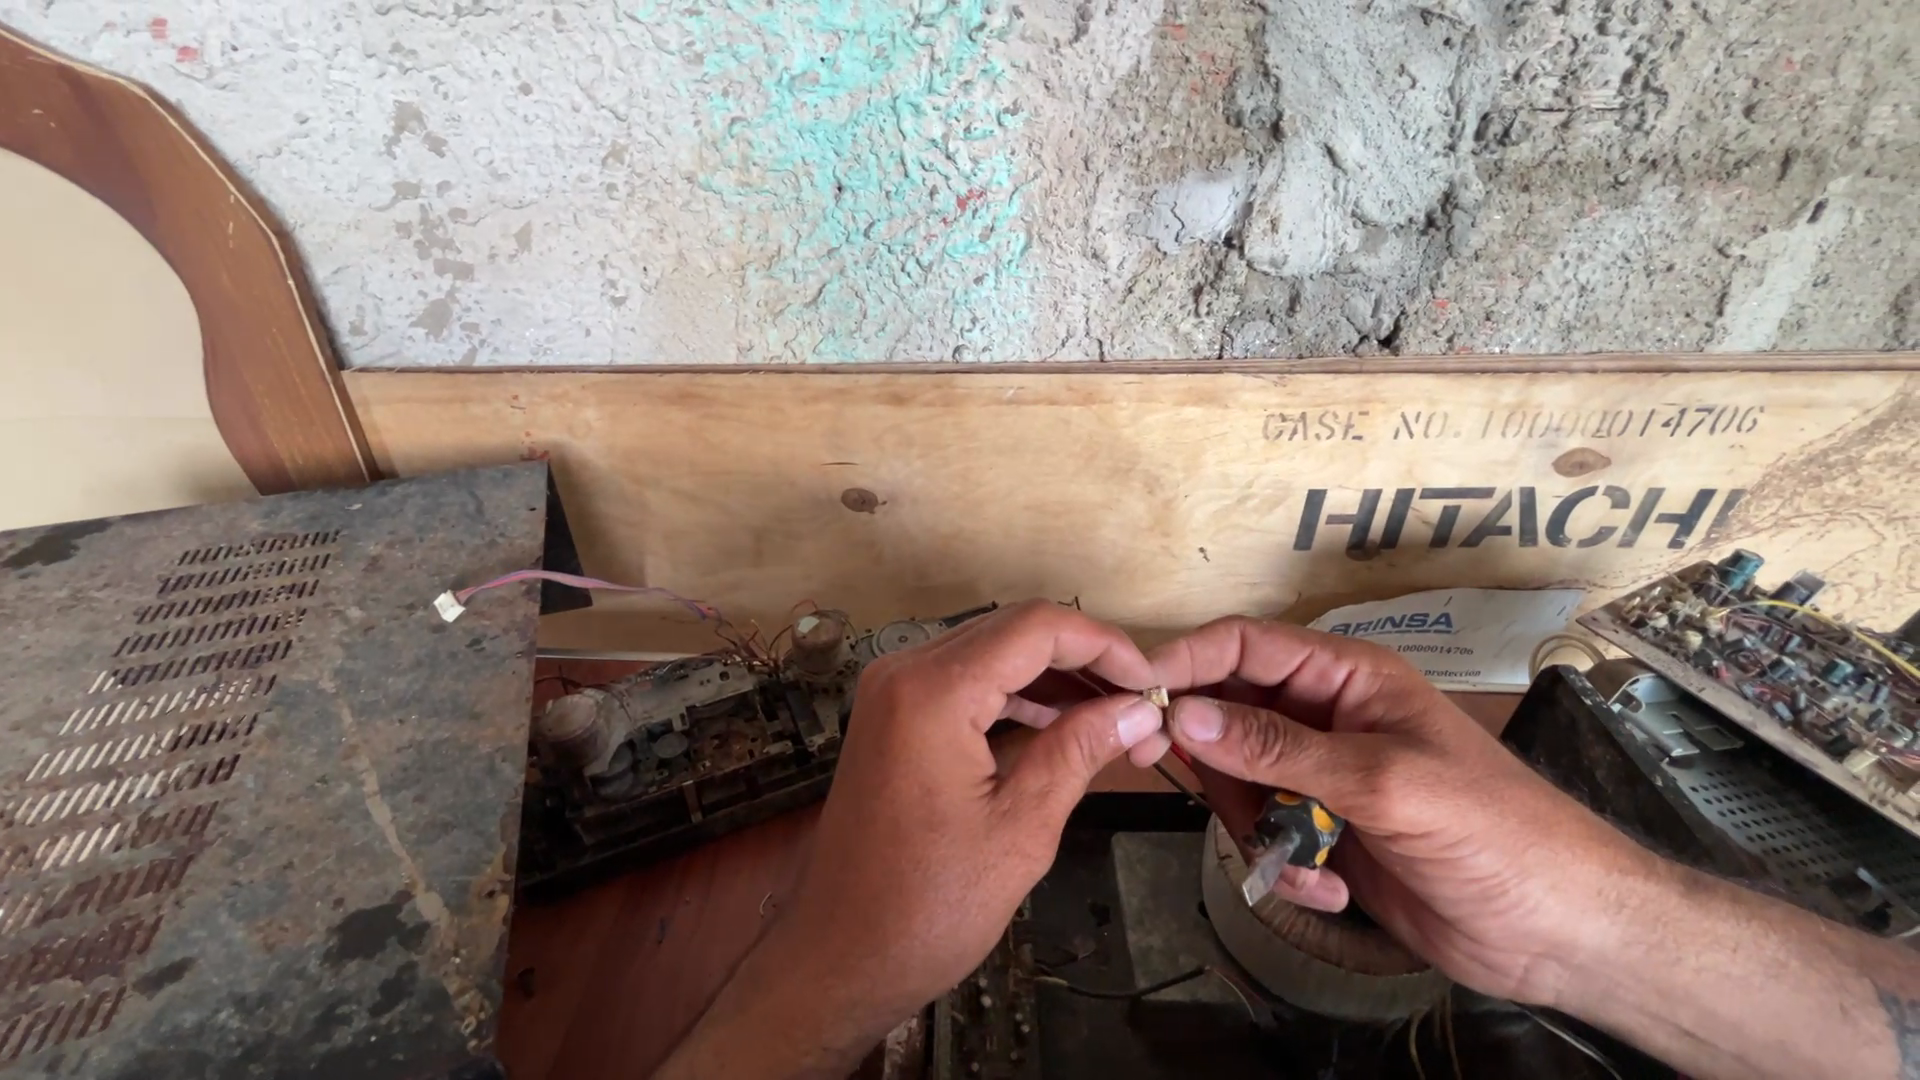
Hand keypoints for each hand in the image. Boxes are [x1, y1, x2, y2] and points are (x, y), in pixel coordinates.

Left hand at [658, 601, 1162, 1078]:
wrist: (839, 953)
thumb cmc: (928, 906)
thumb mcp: (1020, 830)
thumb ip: (1079, 751)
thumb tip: (1139, 709)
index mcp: (933, 691)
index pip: (1036, 627)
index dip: (1103, 644)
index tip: (1151, 681)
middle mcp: (904, 669)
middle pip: (1012, 628)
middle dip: (1082, 658)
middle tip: (1138, 702)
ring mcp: (892, 687)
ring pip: (990, 649)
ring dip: (1051, 674)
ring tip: (1111, 715)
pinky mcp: (892, 710)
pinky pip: (964, 677)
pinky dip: (1014, 691)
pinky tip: (1058, 721)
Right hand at [1150, 616, 1660, 1006]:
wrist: (1566, 935)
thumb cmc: (1492, 832)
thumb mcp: (1379, 782)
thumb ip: (1276, 748)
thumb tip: (1180, 714)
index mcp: (1343, 676)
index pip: (1244, 646)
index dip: (1186, 661)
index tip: (1135, 694)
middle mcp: (1321, 714)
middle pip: (1226, 711)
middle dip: (1212, 757)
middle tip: (1195, 788)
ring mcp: (1317, 773)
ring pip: (1236, 776)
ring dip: (1251, 823)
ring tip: (1296, 860)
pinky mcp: (1319, 826)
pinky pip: (1261, 827)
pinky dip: (1279, 860)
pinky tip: (1326, 889)